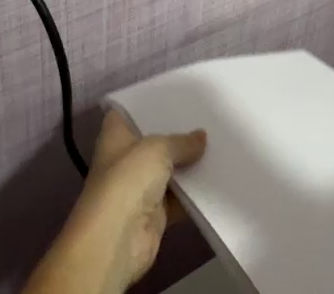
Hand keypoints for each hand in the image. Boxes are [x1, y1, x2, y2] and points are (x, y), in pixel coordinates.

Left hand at [26, 112, 206, 293]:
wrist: (117, 239)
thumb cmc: (127, 180)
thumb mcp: (157, 149)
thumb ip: (181, 142)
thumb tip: (201, 137)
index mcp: (115, 138)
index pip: (125, 113)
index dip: (144, 104)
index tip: (170, 94)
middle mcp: (125, 161)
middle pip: (153, 142)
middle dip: (176, 134)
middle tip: (205, 117)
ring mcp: (139, 189)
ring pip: (168, 171)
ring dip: (188, 164)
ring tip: (218, 142)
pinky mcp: (155, 214)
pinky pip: (179, 198)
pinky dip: (195, 192)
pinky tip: (217, 177)